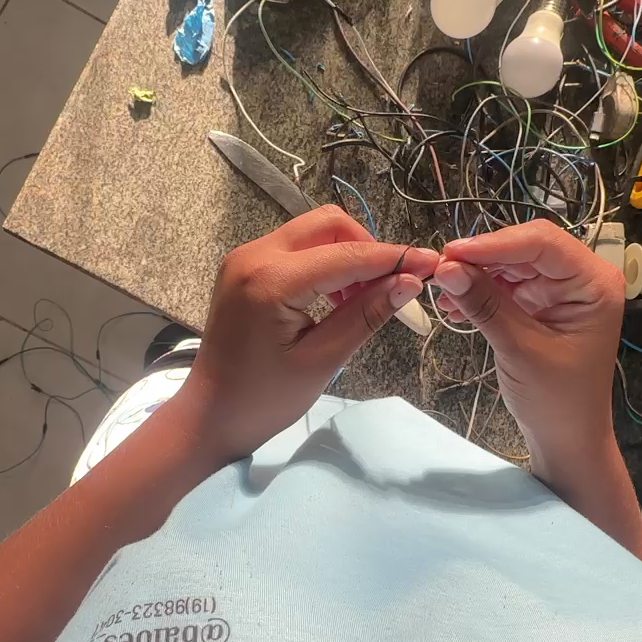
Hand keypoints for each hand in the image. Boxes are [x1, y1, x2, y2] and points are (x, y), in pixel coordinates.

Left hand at [177, 206, 439, 460]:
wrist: (208, 417)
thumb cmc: (263, 400)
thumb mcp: (321, 361)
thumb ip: (365, 316)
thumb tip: (408, 283)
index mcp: (271, 280)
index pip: (347, 256)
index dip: (393, 259)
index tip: (432, 265)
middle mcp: (254, 255)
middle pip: (328, 224)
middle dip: (367, 248)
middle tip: (391, 286)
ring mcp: (245, 258)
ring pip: (312, 233)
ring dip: (346, 256)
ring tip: (363, 301)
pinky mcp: (244, 269)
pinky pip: (295, 250)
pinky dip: (324, 264)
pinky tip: (337, 299)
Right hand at [431, 220, 624, 456]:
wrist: (567, 439)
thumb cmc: (557, 400)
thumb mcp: (520, 350)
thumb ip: (485, 305)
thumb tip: (447, 269)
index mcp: (593, 283)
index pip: (542, 243)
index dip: (494, 243)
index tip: (452, 253)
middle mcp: (579, 278)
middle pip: (524, 248)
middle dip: (482, 257)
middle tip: (440, 270)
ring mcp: (558, 292)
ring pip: (510, 265)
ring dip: (475, 274)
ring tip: (441, 289)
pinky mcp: (538, 306)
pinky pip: (505, 287)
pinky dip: (479, 292)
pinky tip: (453, 305)